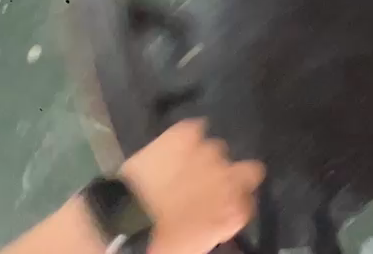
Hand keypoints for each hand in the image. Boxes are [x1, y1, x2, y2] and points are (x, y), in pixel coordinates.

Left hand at [120, 120, 265, 253]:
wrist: (123, 223)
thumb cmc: (159, 245)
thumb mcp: (193, 247)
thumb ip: (214, 227)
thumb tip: (213, 219)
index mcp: (232, 212)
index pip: (248, 204)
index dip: (234, 206)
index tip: (220, 210)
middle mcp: (230, 177)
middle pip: (250, 170)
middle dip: (235, 176)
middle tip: (211, 186)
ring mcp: (209, 150)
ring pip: (215, 150)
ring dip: (203, 160)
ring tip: (180, 170)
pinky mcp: (187, 131)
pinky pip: (193, 130)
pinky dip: (186, 139)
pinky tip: (172, 150)